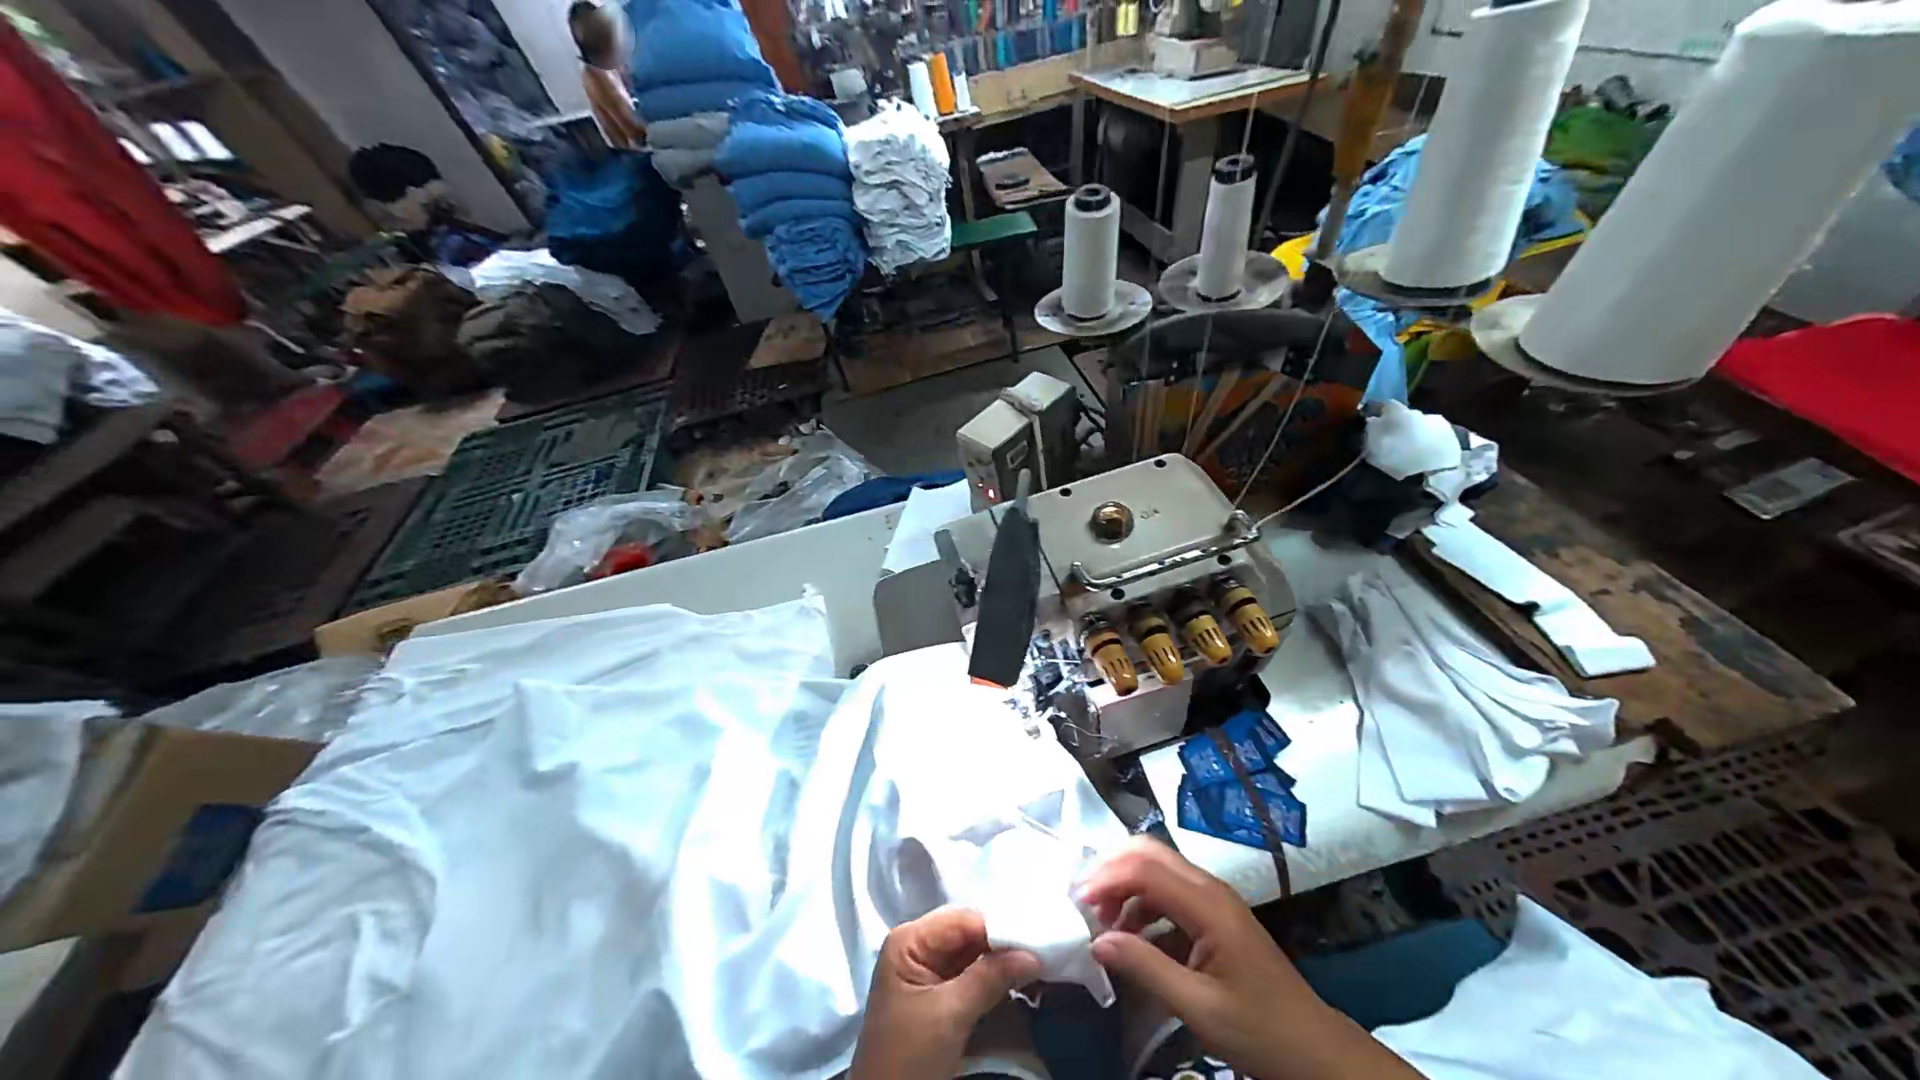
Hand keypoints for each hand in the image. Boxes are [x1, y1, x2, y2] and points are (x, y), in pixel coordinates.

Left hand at [850, 907, 1041, 1079]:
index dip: (999, 928)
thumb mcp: (950, 1015)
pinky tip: (1018, 980)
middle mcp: (917, 945)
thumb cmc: (908, 1056)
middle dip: (1003, 943)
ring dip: (1001, 960)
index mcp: (909, 940)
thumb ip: (989, 978)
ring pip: (972, 953)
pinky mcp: (937, 994)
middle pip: (968, 932)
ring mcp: (926, 970)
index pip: (962, 920)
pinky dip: (993, 977)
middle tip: (1042, 952)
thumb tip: (1033, 955)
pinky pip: (970, 973)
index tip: (1037, 941)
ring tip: (1038, 963)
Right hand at [1080, 839, 1422, 1079]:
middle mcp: (1209, 889)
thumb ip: (1145, 968)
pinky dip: (1141, 902)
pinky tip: (1132, 934)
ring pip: (1156, 868)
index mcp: (1208, 905)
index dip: (1107, 878)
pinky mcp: (1212, 914)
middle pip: (1149, 853)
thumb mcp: (1198, 1007)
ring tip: (1104, 923)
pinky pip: (1167, 890)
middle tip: (1086, 904)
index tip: (1079, 904)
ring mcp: (1212, 899)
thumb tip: (1097, 941)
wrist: (1314, 1049)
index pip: (1145, 868)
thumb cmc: (1259, 1029)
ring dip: (1124, 886)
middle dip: (1111, 870)